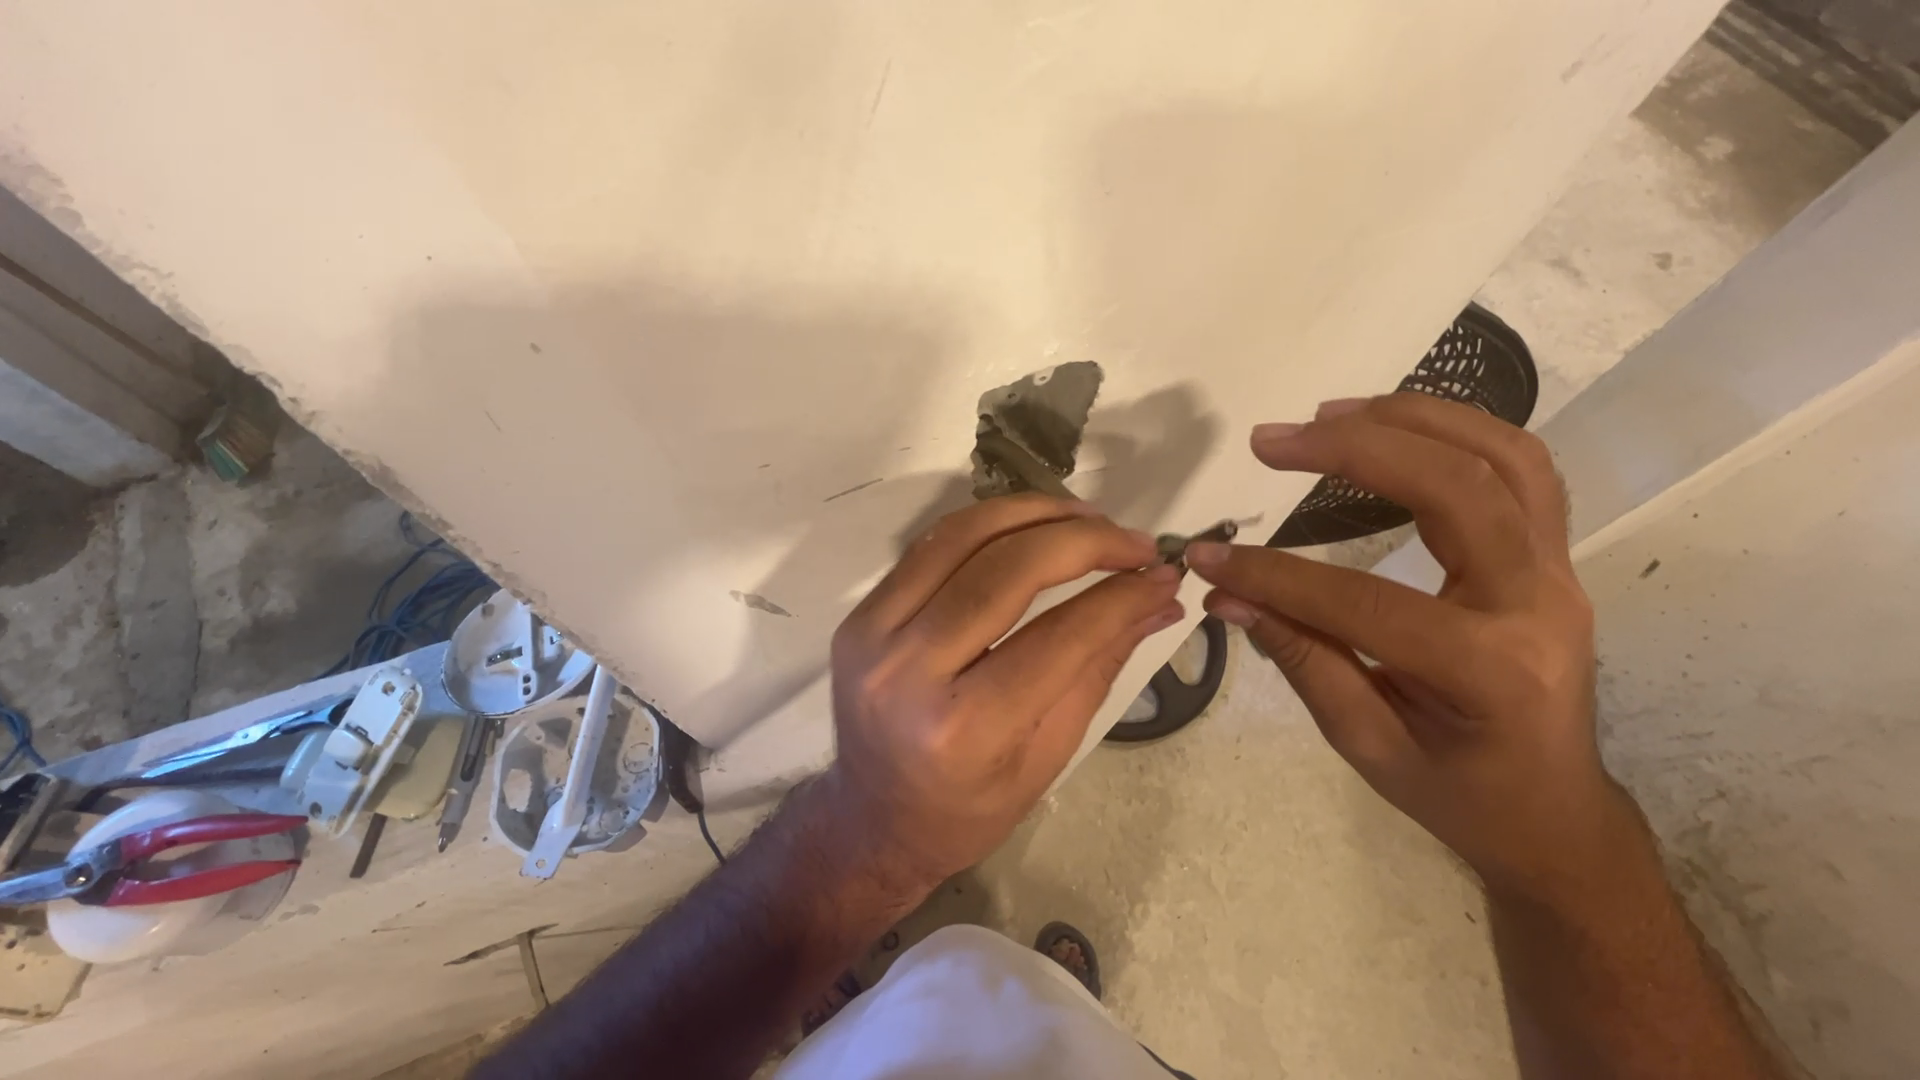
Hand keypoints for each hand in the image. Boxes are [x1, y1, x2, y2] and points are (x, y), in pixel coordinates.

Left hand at [824, 495, 1183, 892]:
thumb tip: (1158, 600)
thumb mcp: (1047, 757)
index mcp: (964, 728)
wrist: (871, 819)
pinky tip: (1030, 526)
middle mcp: (909, 672)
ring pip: (962, 537)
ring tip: (1089, 518)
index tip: (1164, 574)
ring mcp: (873, 635)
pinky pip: (930, 546)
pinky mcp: (859, 614)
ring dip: (1034, 513)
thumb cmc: (967, 809)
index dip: (1121, 595)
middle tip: (1134, 542)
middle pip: (1007, 570)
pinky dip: (986, 524)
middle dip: (1083, 541)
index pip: (1060, 636)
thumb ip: (1099, 667)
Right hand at [1189, 393, 1631, 898]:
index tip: (1208, 555)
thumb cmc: (1457, 792)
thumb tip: (1228, 595)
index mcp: (1488, 668)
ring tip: (1330, 413)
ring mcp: (1558, 572)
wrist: (1552, 812)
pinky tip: (1395, 428)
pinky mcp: (1554, 558)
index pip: (1362, 599)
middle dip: (1354, 451)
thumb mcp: (1366, 743)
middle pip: (1455, 489)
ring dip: (1413, 419)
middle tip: (1271, 440)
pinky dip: (1456, 432)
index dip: (1274, 574)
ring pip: (1503, 458)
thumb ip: (1302, 658)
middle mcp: (1538, 603)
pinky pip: (1520, 470)